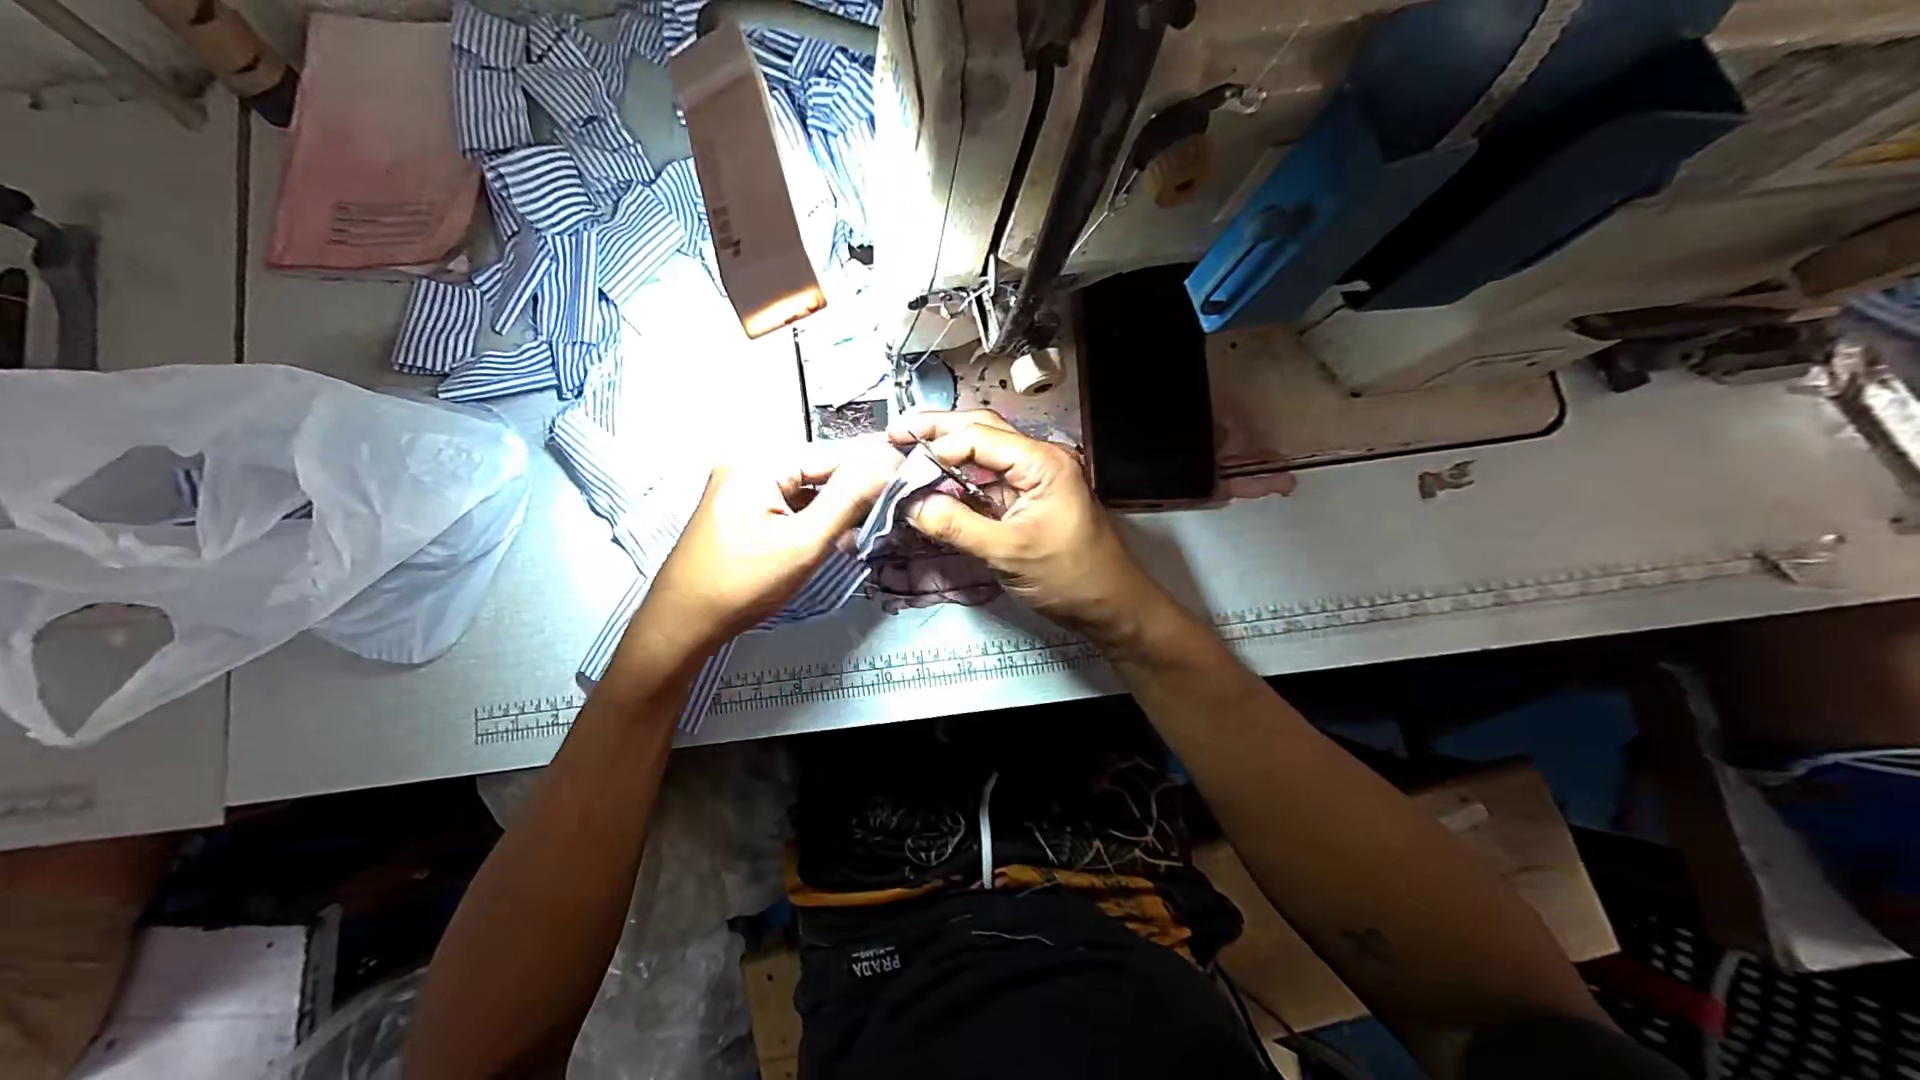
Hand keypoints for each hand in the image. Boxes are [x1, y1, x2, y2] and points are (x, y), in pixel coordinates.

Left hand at [629, 436, 904, 661]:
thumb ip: (847, 500)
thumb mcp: (802, 543)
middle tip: (884, 516)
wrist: (681, 625)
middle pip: (819, 472)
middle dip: (852, 495)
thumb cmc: (734, 587)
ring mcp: (742, 491)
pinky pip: (790, 507)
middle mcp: (747, 468)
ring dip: (835, 511)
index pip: (831, 454)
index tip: (903, 484)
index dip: (870, 471)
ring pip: (807, 492)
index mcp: (757, 464)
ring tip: (858, 533)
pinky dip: (813, 522)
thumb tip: (883, 466)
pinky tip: (831, 540)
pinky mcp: (742, 513)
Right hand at [887, 410, 1171, 651]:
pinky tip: (932, 481)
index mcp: (1042, 461)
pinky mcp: (1026, 499)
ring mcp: (1033, 479)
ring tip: (906, 450)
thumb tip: (910, 504)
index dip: (938, 446)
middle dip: (938, 431)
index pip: (980, 437)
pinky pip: (987, 481)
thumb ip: (957, 525)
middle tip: (896, 433)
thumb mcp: (1009, 553)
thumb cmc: (1069, 577)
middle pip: (981, 431)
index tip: (901, 461)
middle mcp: (1038, 459)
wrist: (1110, 605)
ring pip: (982, 454)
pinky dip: (958, 479)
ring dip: (946, 453)